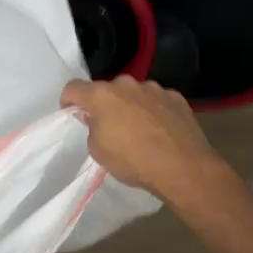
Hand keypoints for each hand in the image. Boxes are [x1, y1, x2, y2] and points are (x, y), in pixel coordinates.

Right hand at [61, 76, 233, 203]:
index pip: (73, 87)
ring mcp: (153, 88)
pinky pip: (157, 100)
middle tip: (110, 126)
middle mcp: (126, 84)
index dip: (69, 100)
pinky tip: (162, 130)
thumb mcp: (98, 151)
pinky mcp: (176, 97)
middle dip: (104, 104)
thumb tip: (97, 120)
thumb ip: (92, 129)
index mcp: (101, 95)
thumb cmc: (134, 161)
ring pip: (134, 93)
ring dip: (131, 105)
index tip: (73, 113)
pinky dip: (155, 110)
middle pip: (106, 89)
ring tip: (140, 129)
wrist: (184, 168)